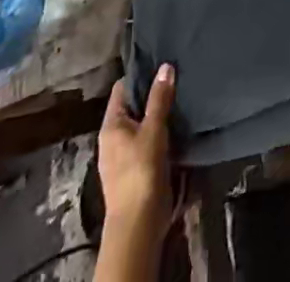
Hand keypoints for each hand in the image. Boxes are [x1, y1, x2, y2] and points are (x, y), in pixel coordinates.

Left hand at [98, 65, 176, 249]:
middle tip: (175, 84)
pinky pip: (144, 145)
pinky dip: (156, 138)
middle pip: (131, 108)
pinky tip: (174, 134)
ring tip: (178, 105)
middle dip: (150, 98)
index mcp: (111, 123)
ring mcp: (120, 156)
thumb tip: (165, 66)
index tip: (161, 68)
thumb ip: (159, 99)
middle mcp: (111, 137)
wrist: (137, 223)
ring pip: (139, 128)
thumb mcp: (153, 130)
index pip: (122, 88)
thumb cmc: (141, 171)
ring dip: (155, 119)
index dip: (140, 76)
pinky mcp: (132, 172)